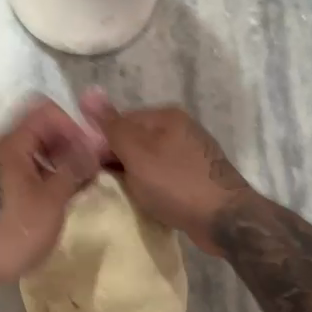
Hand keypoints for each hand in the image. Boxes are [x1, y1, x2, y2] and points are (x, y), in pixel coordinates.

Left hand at [0, 97, 106, 288]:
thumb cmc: (12, 233)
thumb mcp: (51, 202)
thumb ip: (73, 168)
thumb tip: (94, 143)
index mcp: (9, 146)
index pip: (45, 112)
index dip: (73, 125)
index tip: (91, 151)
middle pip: (34, 132)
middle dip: (64, 146)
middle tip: (86, 172)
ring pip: (24, 155)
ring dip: (50, 166)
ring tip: (70, 192)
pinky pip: (12, 173)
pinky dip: (33, 180)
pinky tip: (45, 205)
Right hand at [80, 91, 254, 252]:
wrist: (224, 219)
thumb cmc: (176, 184)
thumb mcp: (137, 153)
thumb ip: (112, 126)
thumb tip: (87, 92)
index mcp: (166, 116)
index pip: (121, 121)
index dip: (102, 144)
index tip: (91, 169)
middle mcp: (181, 129)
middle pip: (136, 141)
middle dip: (118, 162)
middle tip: (105, 186)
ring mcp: (192, 154)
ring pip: (150, 162)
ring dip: (135, 178)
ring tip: (125, 197)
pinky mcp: (198, 179)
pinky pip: (165, 179)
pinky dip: (153, 189)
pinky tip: (149, 203)